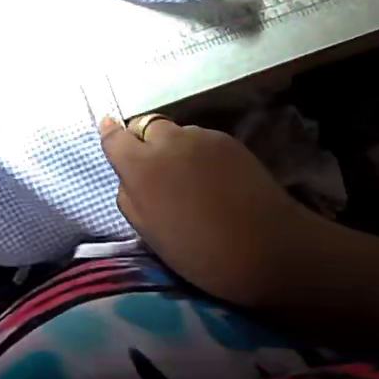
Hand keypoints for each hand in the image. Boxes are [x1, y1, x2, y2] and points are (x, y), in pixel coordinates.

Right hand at [100, 115, 329, 305]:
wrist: (267, 247)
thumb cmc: (200, 252)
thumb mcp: (149, 233)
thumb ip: (131, 196)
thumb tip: (129, 177)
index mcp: (142, 166)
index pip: (115, 136)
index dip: (111, 135)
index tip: (110, 135)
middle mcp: (169, 141)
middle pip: (147, 126)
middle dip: (144, 141)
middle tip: (154, 170)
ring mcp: (202, 137)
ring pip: (176, 133)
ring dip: (174, 148)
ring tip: (188, 179)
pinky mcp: (230, 141)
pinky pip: (202, 140)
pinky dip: (198, 153)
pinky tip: (212, 180)